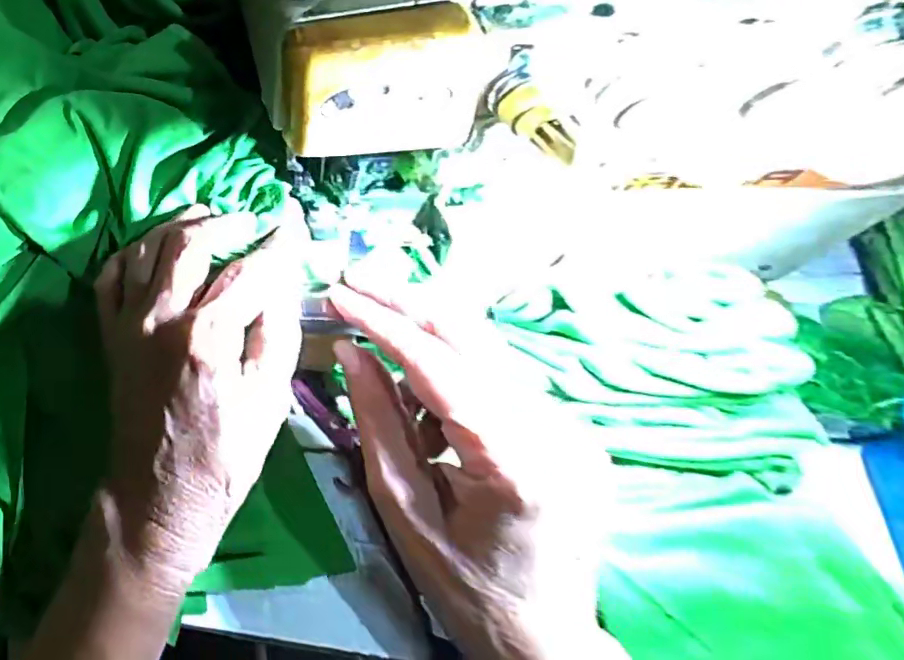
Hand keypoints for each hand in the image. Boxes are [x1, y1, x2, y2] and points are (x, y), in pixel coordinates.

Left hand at [92, 205, 307, 591]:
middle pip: (187, 244)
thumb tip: (279, 283)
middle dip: (221, 222)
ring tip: (203, 217)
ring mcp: (126, 321)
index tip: (288, 223)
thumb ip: (276, 335)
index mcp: (206, 338)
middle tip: (245, 219)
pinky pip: (109, 276)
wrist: (156, 490)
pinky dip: (130, 253)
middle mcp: (159, 318)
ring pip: (144, 249)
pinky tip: (151, 247)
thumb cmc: (224, 456)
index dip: (273, 245)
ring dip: (175, 226)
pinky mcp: (107, 330)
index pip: (246, 272)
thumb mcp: (269, 403)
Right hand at [329, 279, 627, 659]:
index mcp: (516, 464)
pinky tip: (407, 382)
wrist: (543, 636)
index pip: (439, 367)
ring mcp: (567, 429)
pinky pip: (489, 373)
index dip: (382, 322)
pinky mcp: (562, 428)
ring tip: (364, 321)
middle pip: (470, 339)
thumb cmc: (459, 578)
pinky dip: (440, 361)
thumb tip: (348, 349)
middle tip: (348, 279)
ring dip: (418, 327)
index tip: (336, 293)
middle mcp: (555, 435)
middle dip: (402, 301)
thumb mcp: (400, 502)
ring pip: (480, 348)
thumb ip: (376, 419)